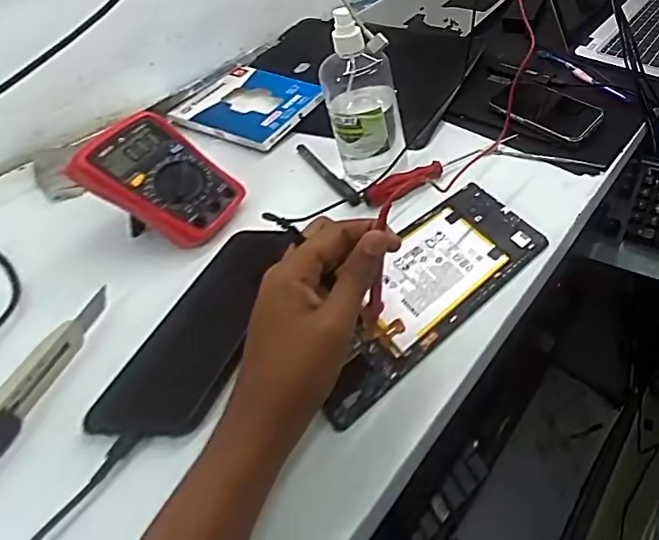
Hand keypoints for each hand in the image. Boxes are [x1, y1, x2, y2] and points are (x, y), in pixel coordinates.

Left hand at [227, 217, 398, 444]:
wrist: (262, 426)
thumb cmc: (296, 375)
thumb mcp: (337, 320)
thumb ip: (358, 273)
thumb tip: (376, 237)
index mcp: (290, 272)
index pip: (334, 232)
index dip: (368, 231)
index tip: (396, 242)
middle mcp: (283, 278)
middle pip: (326, 243)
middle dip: (358, 248)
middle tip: (384, 265)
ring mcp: (283, 297)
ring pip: (324, 266)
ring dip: (351, 272)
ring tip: (372, 296)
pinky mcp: (287, 316)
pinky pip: (318, 288)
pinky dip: (340, 292)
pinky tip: (355, 313)